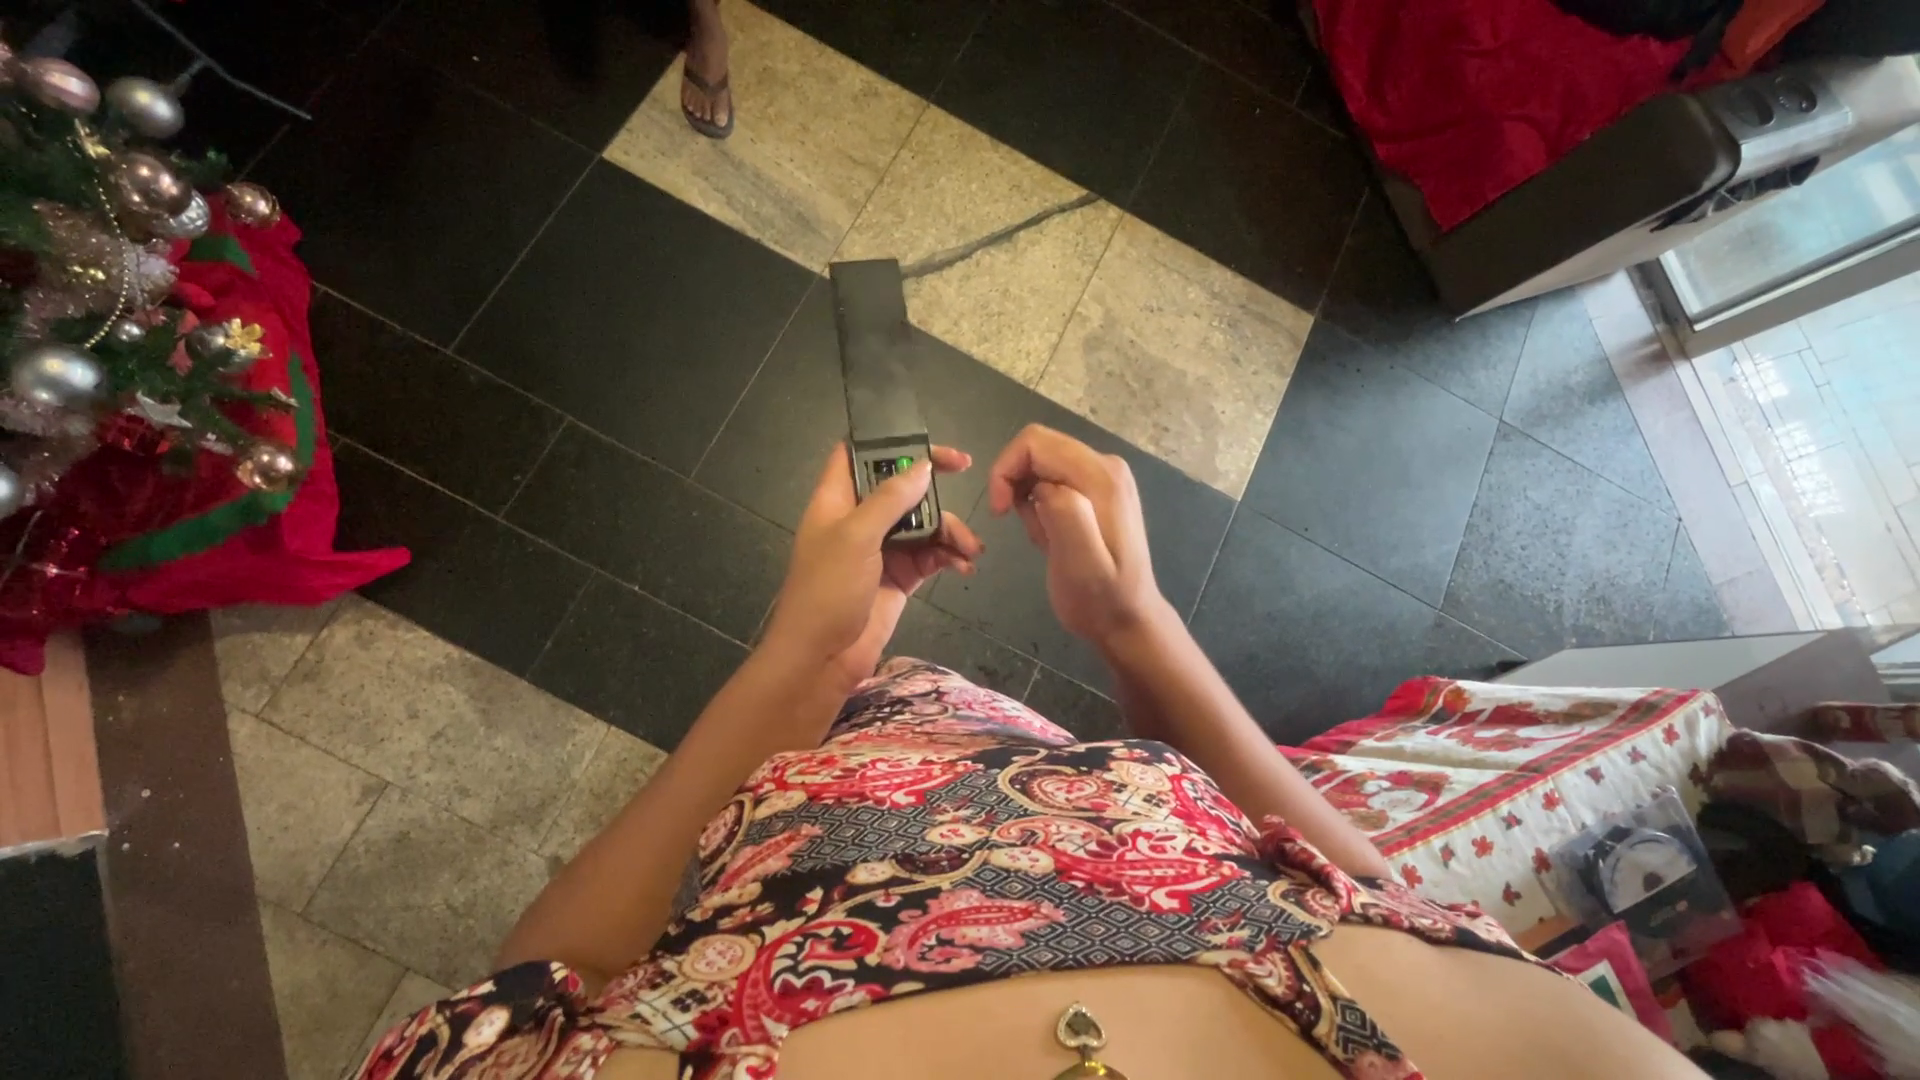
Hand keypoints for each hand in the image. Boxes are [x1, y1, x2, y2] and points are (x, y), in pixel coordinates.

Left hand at [763, 444, 981, 687]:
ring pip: (922, 522)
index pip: (857, 454)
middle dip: (932, 485)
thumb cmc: (828, 590)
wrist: (822, 658)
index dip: (889, 442)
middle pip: (900, 486)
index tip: (925, 440)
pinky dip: (949, 557)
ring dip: (949, 529)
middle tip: (967, 474)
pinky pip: (931, 556)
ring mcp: (881, 549)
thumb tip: (923, 466)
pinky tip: (964, 566)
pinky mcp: (900, 577)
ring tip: (969, 549)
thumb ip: (890, 499)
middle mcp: (859, 520)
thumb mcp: (855, 536)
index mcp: (837, 500)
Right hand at [987, 424, 1165, 648]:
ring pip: (1041, 464)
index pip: (1035, 442)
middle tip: (1024, 529)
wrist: (1127, 622)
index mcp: (1101, 476)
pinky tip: (1050, 536)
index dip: (1005, 471)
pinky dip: (1038, 504)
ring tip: (1043, 538)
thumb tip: (1044, 486)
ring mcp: (1103, 476)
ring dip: (1026, 498)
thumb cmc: (1100, 599)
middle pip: (1037, 448)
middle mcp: (1105, 465)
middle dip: (1015, 485)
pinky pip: (1051, 479)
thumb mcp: (1082, 564)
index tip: (1000, 512)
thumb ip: (1066, 516)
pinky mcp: (1096, 490)